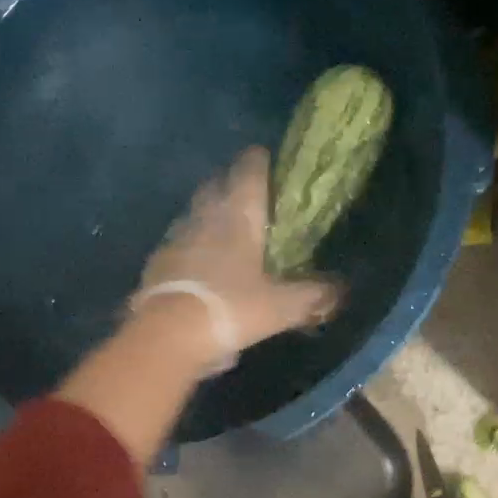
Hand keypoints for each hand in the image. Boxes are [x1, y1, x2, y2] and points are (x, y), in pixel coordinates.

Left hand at [134, 147, 341, 367]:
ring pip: (194, 214)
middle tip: (249, 202)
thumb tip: (341, 291)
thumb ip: (312, 296)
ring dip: (208, 218)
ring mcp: (176, 237)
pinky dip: (190, 249)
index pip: (249, 169)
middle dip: (231, 186)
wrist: (167, 335)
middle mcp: (205, 215)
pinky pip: (178, 245)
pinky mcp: (156, 262)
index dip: (259, 162)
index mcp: (238, 213)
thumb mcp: (280, 308)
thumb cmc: (231, 309)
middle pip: (216, 185)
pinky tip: (199, 269)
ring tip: (225, 236)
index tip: (268, 162)